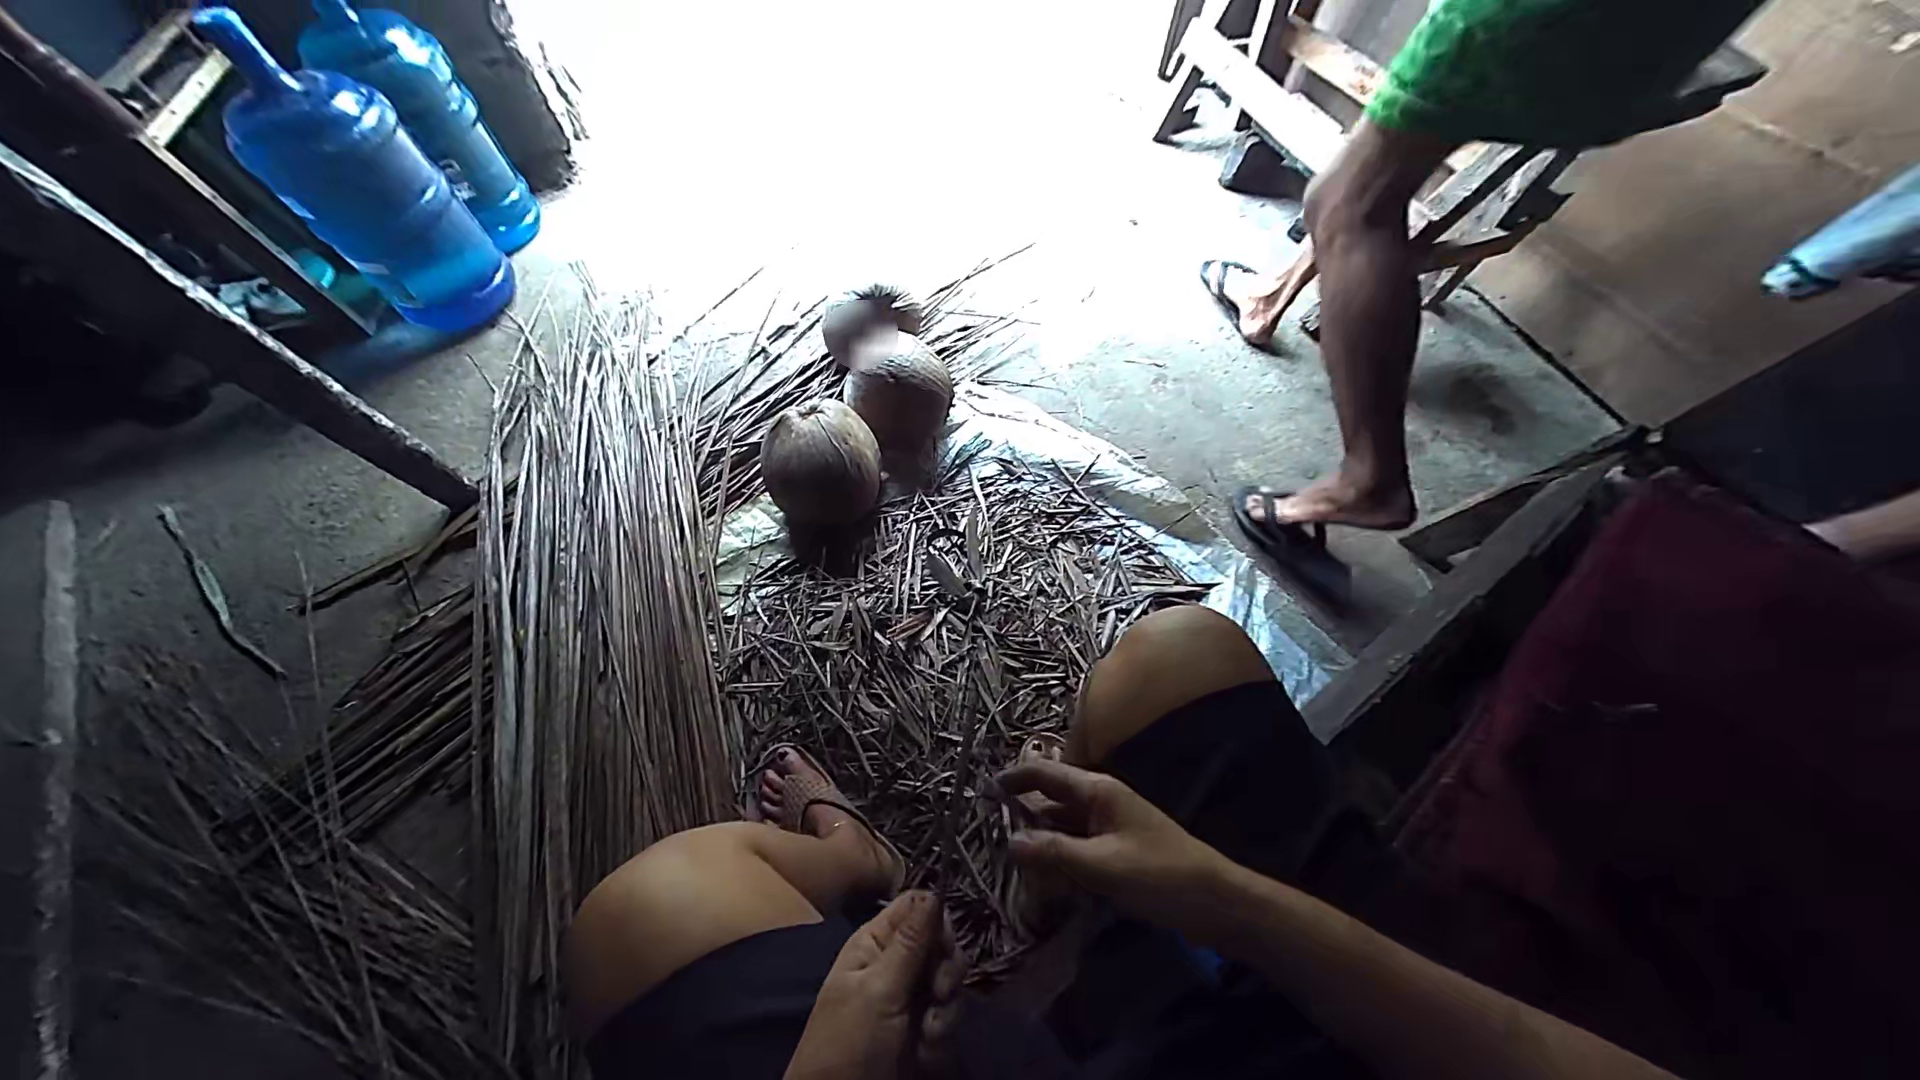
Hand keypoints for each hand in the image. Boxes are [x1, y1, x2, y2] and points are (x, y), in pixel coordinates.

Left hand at [786, 891, 965, 1079]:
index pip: (916, 906)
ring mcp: (910, 998)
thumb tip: (934, 891)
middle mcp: (896, 963)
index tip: (945, 943)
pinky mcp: (922, 1031)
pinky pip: (948, 1019)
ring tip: (928, 1035)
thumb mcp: (879, 990)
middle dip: (947, 970)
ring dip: (946, 1011)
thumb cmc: (849, 1043)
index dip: (937, 918)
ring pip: (949, 983)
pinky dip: (942, 1039)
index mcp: (876, 943)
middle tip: (939, 992)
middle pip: (940, 943)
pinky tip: (926, 1055)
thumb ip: (910, 942)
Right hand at [992, 758, 1237, 940]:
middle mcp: (1099, 801)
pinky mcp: (1116, 851)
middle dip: (1023, 819)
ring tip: (1014, 867)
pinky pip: (1078, 849)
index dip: (1014, 778)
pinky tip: (1048, 884)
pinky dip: (1061, 862)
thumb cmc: (1160, 874)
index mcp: (1097, 790)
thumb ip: (1055, 852)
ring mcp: (1108, 827)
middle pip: (1050, 802)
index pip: (1045, 773)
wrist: (1216, 901)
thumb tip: (1010, 842)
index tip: (983, 789)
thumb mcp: (1102, 865)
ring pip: (1063, 829)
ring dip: (1041, 845)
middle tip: (992, 838)